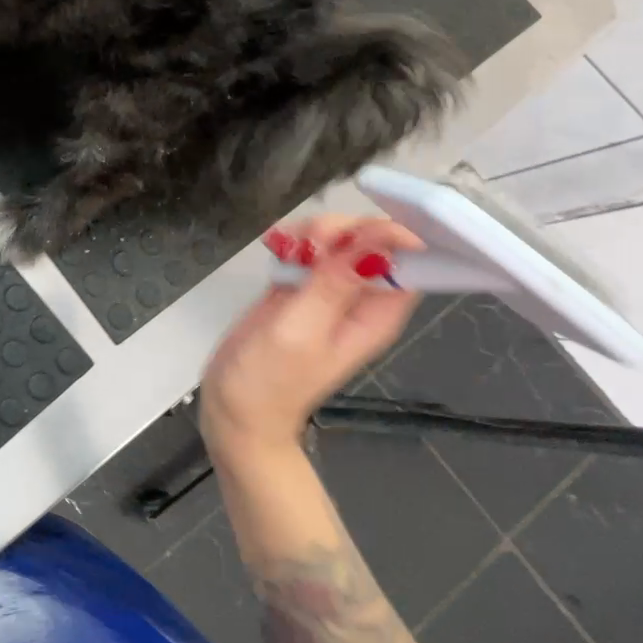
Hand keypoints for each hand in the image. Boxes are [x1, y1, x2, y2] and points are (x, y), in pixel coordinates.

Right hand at [199, 216, 424, 461]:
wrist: (234, 411)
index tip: (349, 233)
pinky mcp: (296, 289)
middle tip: (305, 248)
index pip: (408, 260)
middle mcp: (360, 299)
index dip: (390, 235)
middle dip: (340, 231)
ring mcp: (327, 292)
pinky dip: (291, 242)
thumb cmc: (269, 381)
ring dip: (311, 233)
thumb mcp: (300, 332)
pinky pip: (306, 252)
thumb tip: (377, 241)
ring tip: (284, 251)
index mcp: (377, 314)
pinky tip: (273, 249)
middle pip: (370, 242)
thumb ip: (333, 285)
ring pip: (336, 241)